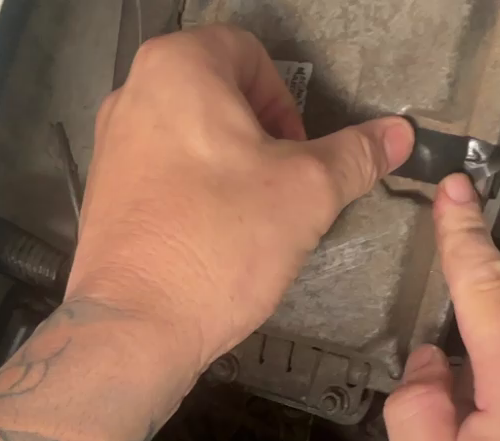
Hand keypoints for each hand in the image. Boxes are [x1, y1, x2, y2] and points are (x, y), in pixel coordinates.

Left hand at [68, 26, 414, 368]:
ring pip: (190, 146)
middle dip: (258, 145)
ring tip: (245, 226)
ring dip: (227, 177)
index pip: (251, 54)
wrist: (136, 327)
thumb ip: (354, 157)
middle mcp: (133, 98)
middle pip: (217, 101)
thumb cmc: (213, 249)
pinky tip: (210, 247)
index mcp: (177, 69)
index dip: (287, 104)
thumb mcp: (306, 195)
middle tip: (278, 193)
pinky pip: (163, 187)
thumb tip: (394, 135)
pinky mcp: (105, 203)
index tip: (299, 154)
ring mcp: (112, 153)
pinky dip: (193, 206)